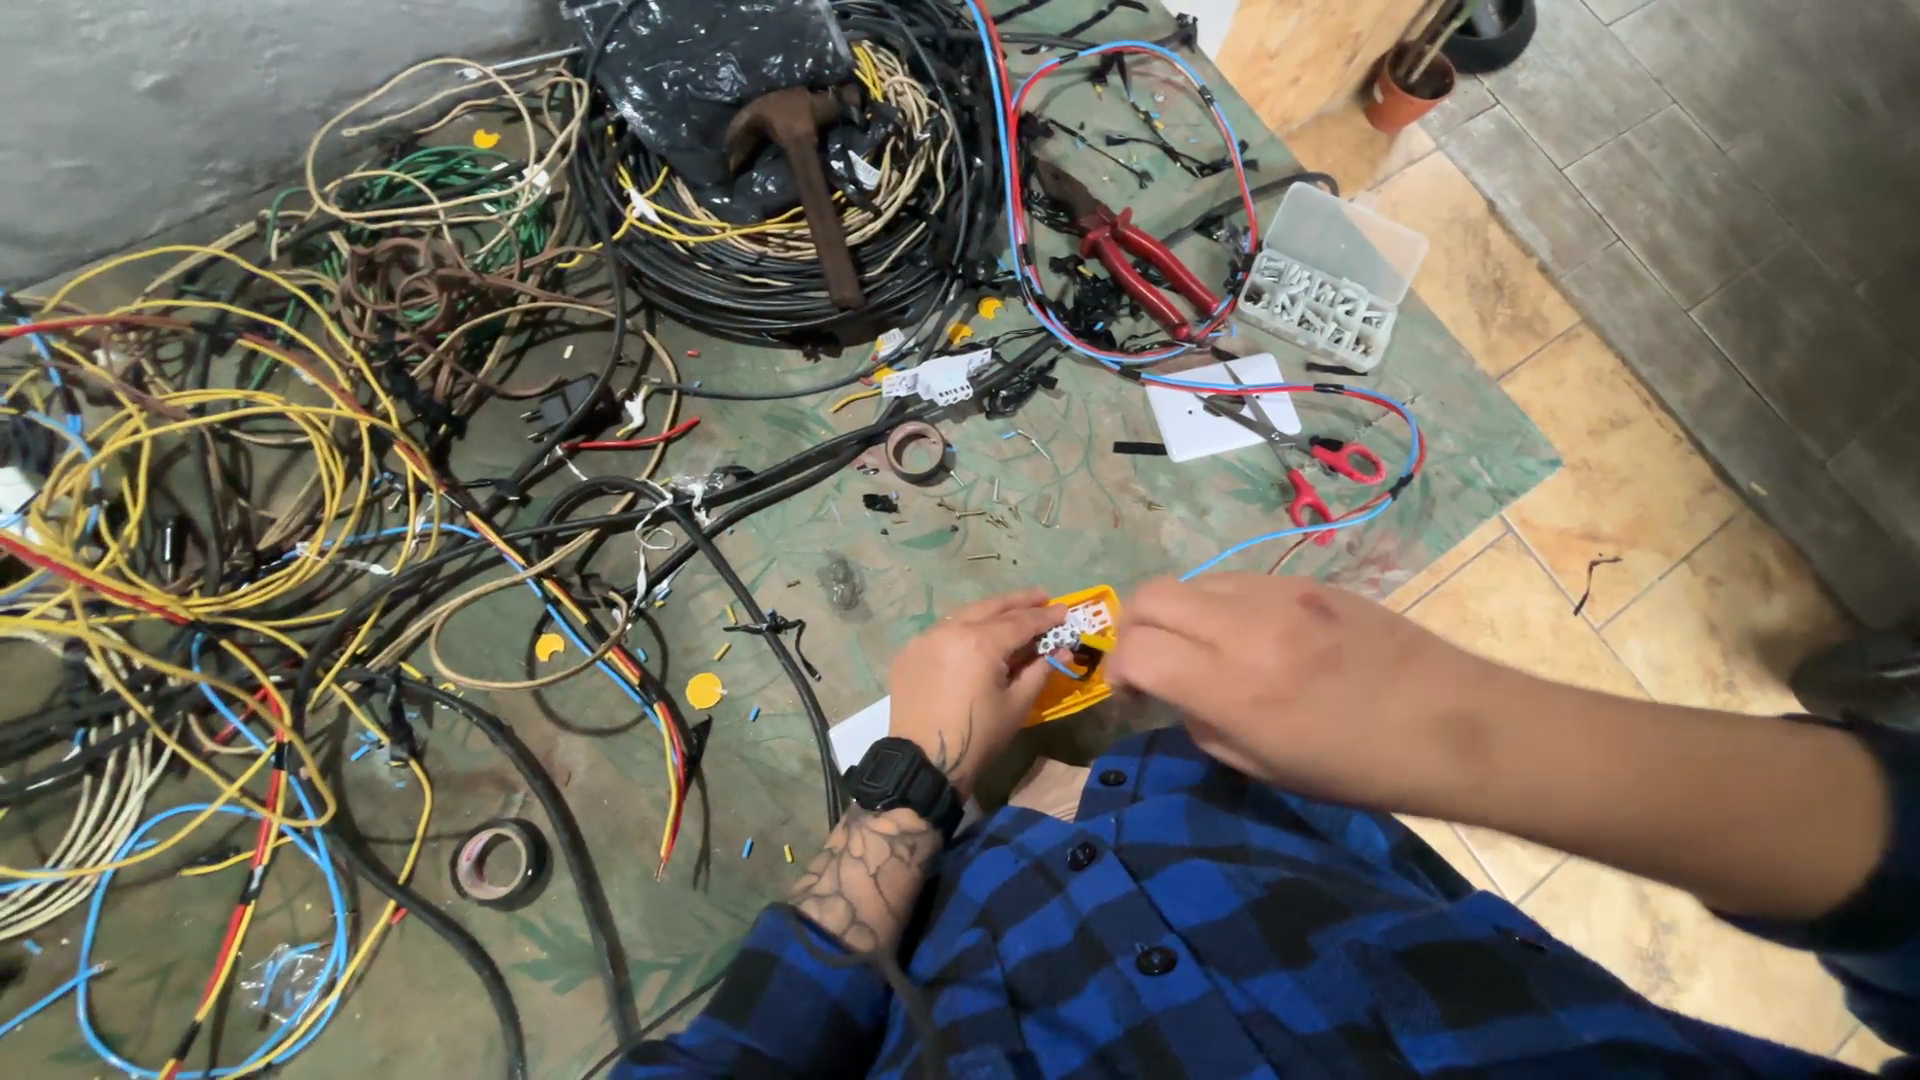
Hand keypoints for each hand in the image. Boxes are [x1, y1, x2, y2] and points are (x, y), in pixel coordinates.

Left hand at [888, 588, 1065, 795]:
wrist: (924, 763)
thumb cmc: (978, 737)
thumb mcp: (1017, 704)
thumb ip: (1040, 670)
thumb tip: (1062, 650)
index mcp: (980, 642)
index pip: (1021, 621)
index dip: (1046, 617)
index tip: (1065, 611)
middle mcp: (951, 629)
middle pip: (991, 607)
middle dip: (1019, 601)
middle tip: (1042, 597)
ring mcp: (925, 638)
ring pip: (964, 615)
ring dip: (990, 611)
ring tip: (1011, 612)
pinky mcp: (909, 652)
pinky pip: (943, 631)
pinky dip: (964, 628)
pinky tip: (976, 634)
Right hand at [1106, 574, 1506, 807]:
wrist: (1454, 724)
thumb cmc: (1358, 767)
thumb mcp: (1263, 767)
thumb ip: (1201, 722)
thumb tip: (1174, 690)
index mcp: (1232, 686)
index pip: (1136, 650)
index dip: (1117, 671)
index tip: (1131, 693)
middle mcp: (1244, 627)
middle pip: (1149, 595)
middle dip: (1133, 627)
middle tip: (1153, 660)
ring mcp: (1275, 594)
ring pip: (1190, 582)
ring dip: (1178, 613)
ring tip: (1202, 647)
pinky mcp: (1304, 580)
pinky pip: (1234, 581)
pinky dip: (1219, 605)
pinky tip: (1249, 634)